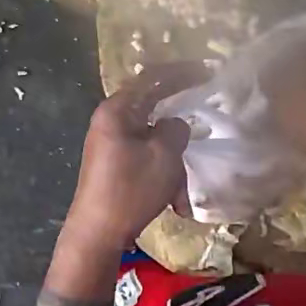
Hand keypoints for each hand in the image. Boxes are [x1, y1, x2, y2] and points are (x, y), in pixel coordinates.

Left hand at [63, 62, 208, 251]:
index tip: (209, 70)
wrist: (97, 235)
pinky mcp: (115, 163)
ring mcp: (111, 142)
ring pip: (153, 136)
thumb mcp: (164, 156)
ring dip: (174, 155)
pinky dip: (164, 168)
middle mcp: (110, 120)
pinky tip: (175, 198)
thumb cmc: (131, 190)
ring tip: (186, 182)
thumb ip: (176, 129)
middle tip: (207, 106)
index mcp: (117, 110)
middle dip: (181, 114)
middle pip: (153, 105)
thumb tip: (175, 123)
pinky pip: (147, 154)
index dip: (183, 71)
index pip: (153, 77)